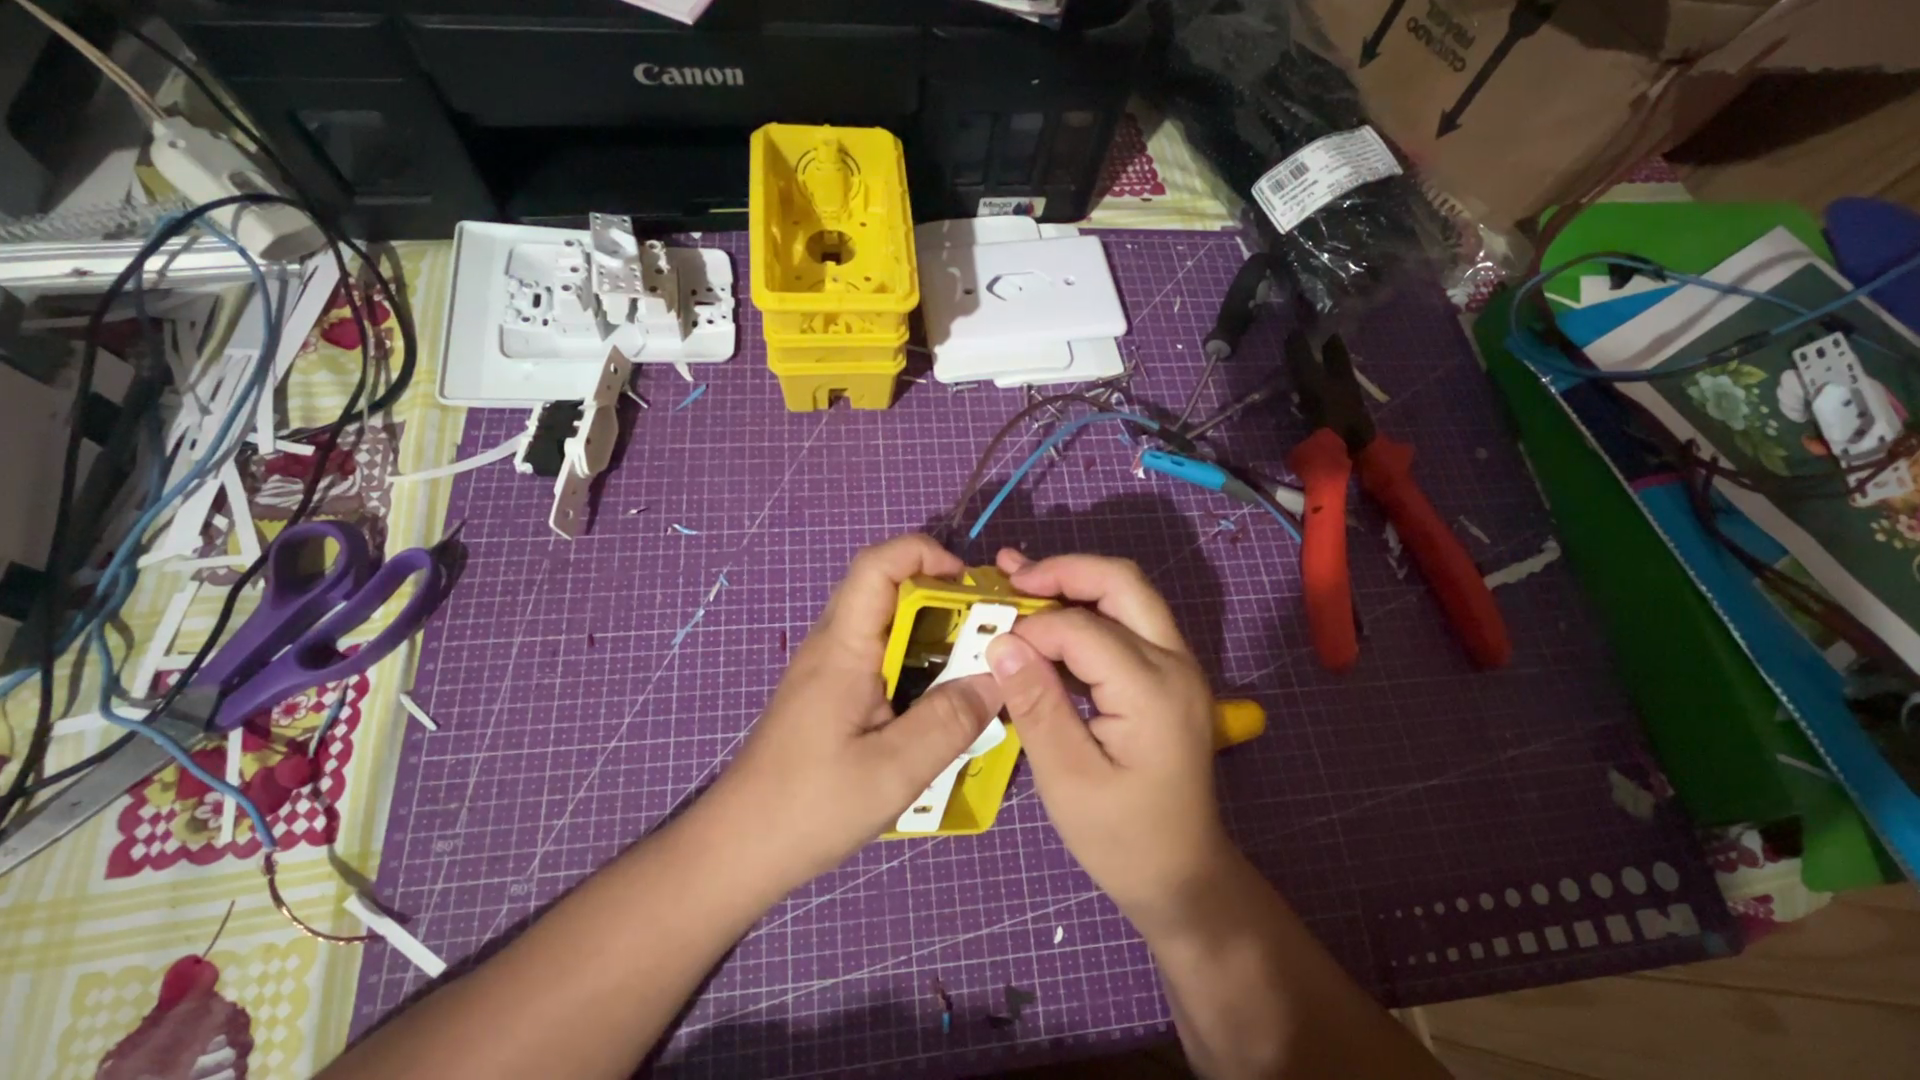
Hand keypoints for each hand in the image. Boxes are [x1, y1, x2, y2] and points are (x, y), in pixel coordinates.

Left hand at [708, 534, 1004, 886]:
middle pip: (888, 591)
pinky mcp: (831, 699)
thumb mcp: (894, 770)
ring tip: (976, 673)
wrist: (739, 849)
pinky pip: (881, 661)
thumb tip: (999, 678)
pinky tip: (940, 709)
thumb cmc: (811, 806)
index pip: (878, 565)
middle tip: (990, 637)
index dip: (927, 555)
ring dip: (934, 638)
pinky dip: (918, 668)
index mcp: (843, 648)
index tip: (973, 589)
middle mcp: (833, 647)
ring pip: (888, 628)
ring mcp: (829, 672)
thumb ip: (950, 720)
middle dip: (944, 600)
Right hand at [983, 550, 1234, 929]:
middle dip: (1062, 570)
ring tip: (1018, 578)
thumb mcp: (1067, 779)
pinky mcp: (1168, 677)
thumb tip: (1001, 643)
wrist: (1183, 874)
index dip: (1031, 629)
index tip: (991, 650)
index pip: (1081, 627)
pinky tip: (1047, 617)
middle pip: (1121, 583)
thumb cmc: (1122, 837)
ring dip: (1074, 583)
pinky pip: (1128, 623)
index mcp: (1152, 689)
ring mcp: (1177, 667)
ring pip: (1127, 595)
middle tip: (1007, 574)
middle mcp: (1174, 663)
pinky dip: (1087, 610)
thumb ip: (1036, 705)